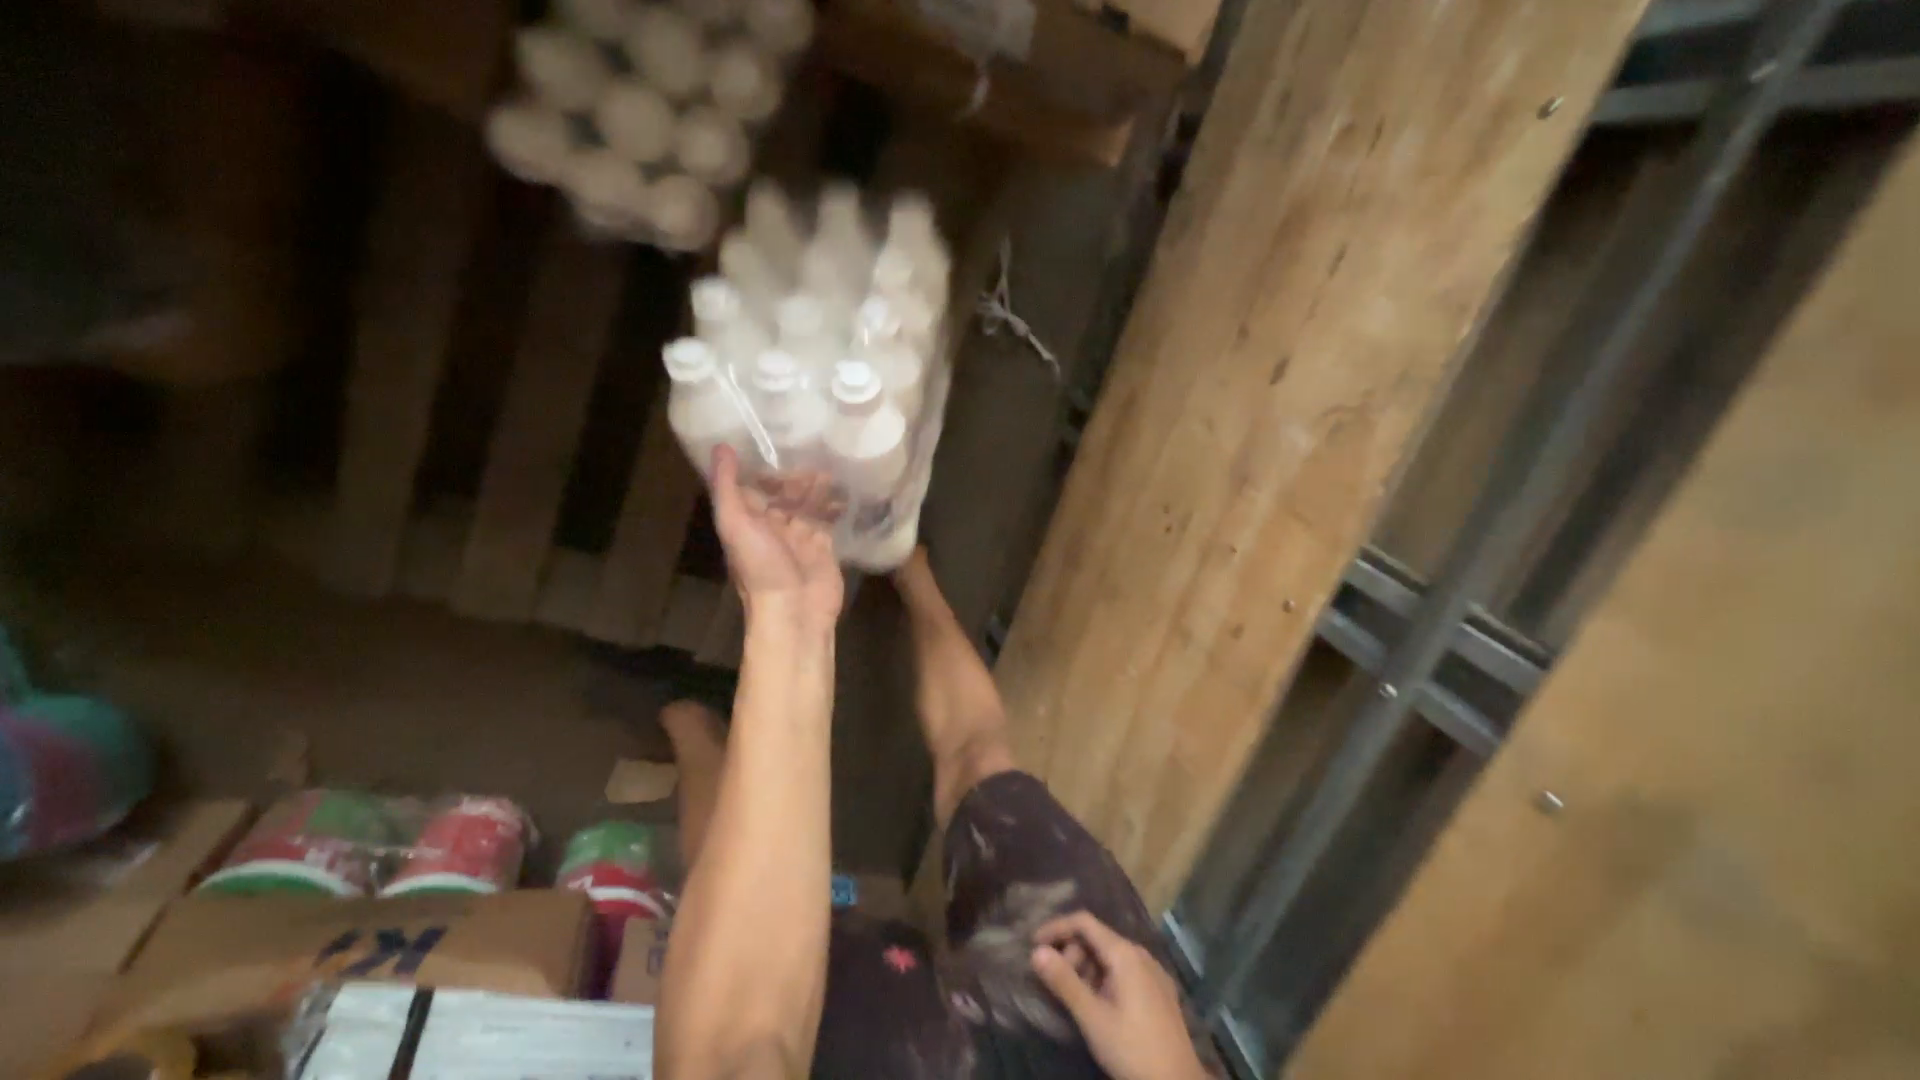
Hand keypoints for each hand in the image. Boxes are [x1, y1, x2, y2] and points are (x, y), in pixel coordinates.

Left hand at [710, 445, 843, 627]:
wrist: (795, 611)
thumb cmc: (761, 567)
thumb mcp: (735, 523)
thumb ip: (726, 486)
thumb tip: (721, 446)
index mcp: (747, 520)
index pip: (755, 485)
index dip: (765, 465)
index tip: (779, 439)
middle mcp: (772, 526)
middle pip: (785, 492)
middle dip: (797, 475)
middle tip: (816, 452)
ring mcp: (800, 536)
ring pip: (808, 504)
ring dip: (818, 487)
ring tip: (832, 468)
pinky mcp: (824, 546)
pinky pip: (829, 520)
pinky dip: (836, 505)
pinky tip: (846, 489)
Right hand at [1032, 912, 1208, 1079]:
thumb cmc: (1131, 1048)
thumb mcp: (1092, 1017)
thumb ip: (1064, 982)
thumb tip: (1036, 951)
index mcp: (1125, 954)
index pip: (1084, 922)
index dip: (1056, 928)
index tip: (1032, 945)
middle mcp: (1141, 955)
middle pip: (1097, 939)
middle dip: (1071, 954)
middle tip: (1056, 984)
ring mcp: (1153, 973)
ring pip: (1111, 957)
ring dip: (1087, 969)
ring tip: (1076, 999)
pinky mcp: (1159, 991)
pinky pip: (1125, 972)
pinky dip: (1104, 979)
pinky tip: (1099, 1005)